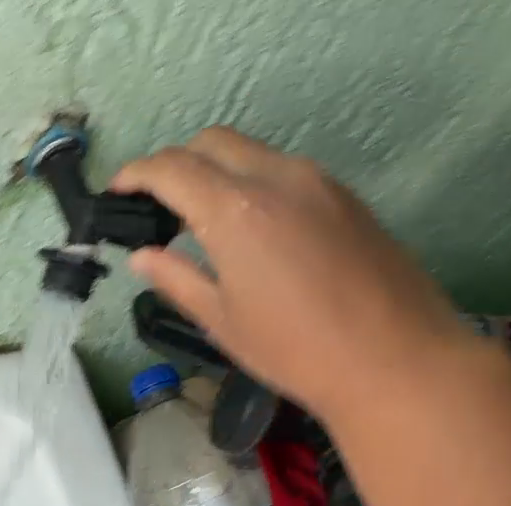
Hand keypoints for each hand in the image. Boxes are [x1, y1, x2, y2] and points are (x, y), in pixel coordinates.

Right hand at [109, 127, 503, 422]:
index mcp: (237, 210)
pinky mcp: (343, 196)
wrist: (394, 357)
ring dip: (214, 171)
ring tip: (197, 218)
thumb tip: (143, 256)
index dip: (136, 175)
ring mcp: (317, 182)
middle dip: (174, 163)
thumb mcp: (221, 320)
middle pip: (212, 143)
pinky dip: (250, 183)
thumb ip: (176, 278)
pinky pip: (283, 171)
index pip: (172, 169)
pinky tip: (245, 228)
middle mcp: (277, 178)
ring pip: (250, 152)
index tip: (116, 192)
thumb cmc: (294, 349)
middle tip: (154, 204)